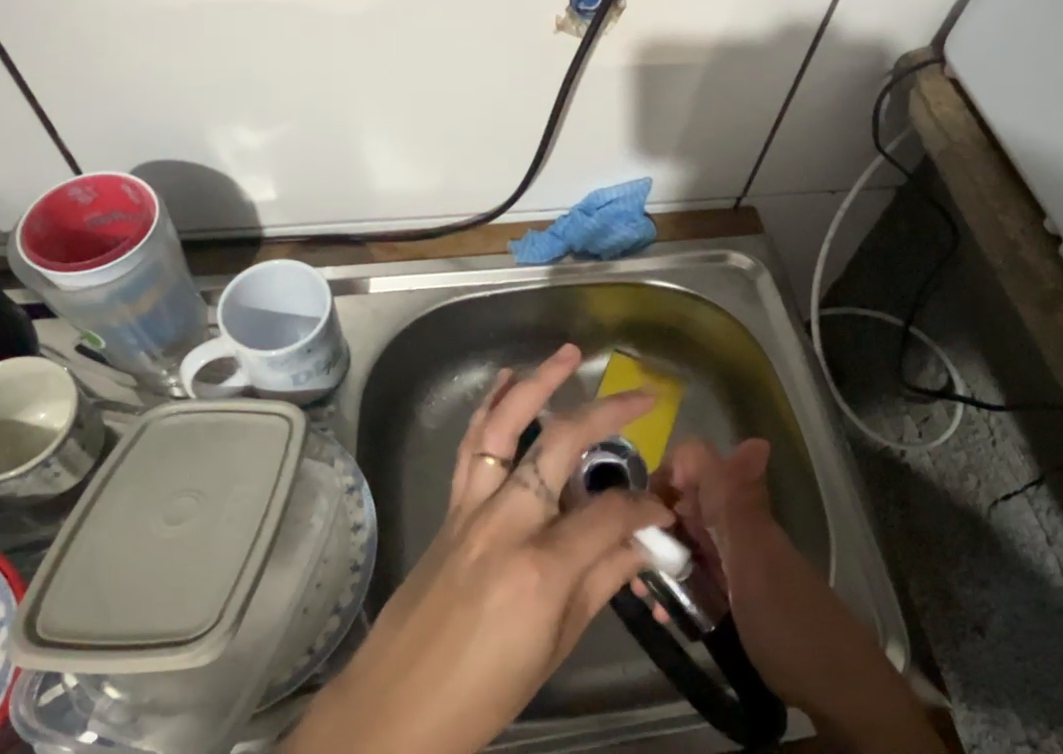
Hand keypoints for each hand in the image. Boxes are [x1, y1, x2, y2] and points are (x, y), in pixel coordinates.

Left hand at [282, 345, 671, 753]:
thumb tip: (647, 542)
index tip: (667, 509)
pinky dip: (487, 409)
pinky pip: (470, 448)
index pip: (610, 513)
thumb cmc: (483, 691)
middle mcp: (503, 524)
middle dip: (607, 413)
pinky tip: (503, 384)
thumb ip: (603, 581)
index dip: (647, 507)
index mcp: (540, 569)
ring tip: (566, 355)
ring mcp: (469, 511)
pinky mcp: (448, 512)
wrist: (395, 707)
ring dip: (536, 384)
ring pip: (502, 429)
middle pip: (559, 447)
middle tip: (642, 398)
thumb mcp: (556, 645)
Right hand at [647, 438, 944, 753]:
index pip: (695, 464)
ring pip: (686, 539)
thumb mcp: (757, 564)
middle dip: (652, 519)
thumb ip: (741, 506)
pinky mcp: (734, 597)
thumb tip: (754, 438)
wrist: (837, 693)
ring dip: (658, 554)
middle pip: (685, 500)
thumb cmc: (791, 625)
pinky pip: (694, 576)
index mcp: (741, 512)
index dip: (664, 476)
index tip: (637, 513)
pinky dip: (673, 585)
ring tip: (638, 586)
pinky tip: (660, 607)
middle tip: (627, 554)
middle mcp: (737, 529)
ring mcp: (736, 563)